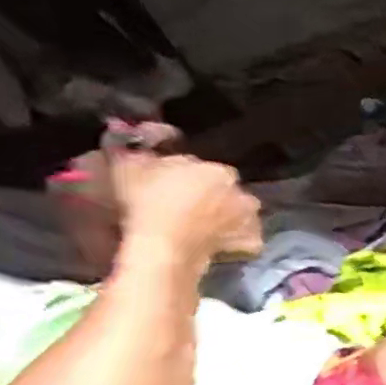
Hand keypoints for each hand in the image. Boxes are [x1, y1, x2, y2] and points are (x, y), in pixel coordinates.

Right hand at [113, 154, 262, 263]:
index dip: (192, 176)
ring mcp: (253, 220)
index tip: (177, 183)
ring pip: (241, 213)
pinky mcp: (254, 243)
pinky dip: (236, 238)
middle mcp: (244, 194)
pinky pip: (248, 238)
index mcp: (220, 172)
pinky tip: (217, 239)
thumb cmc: (146, 200)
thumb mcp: (131, 165)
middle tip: (189, 204)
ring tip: (203, 223)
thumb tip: (148, 142)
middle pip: (229, 191)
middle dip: (214, 195)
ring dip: (228, 216)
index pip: (209, 169)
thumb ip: (144, 152)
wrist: (164, 243)